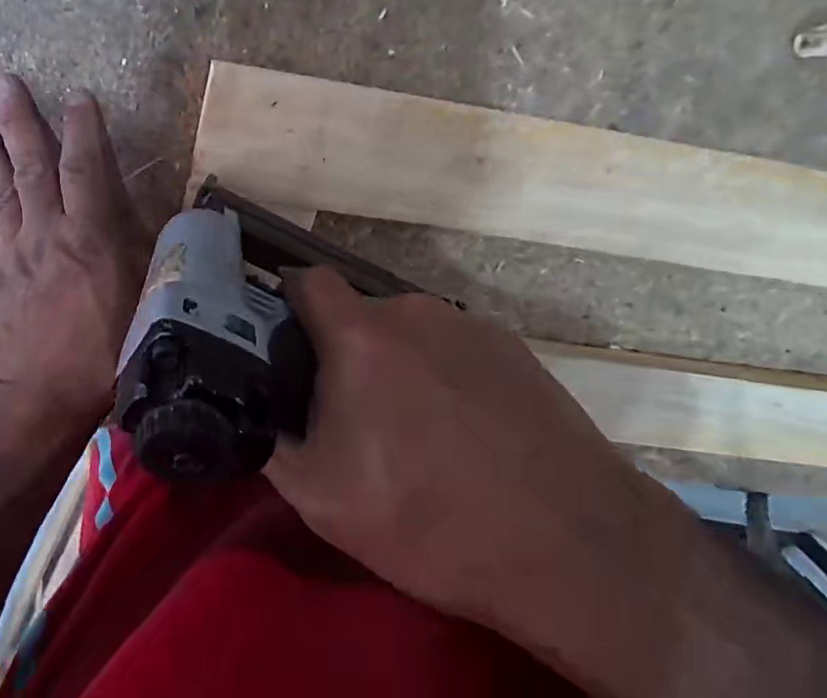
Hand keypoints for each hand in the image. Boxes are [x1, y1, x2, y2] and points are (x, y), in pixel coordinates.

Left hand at [0, 74, 152, 431]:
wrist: (47, 397)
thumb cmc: (110, 346)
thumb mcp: (147, 294)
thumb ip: (147, 247)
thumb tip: (156, 214)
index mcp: (90, 234)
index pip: (86, 168)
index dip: (83, 128)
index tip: (77, 95)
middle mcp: (48, 232)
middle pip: (32, 166)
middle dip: (19, 121)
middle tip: (2, 82)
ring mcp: (14, 253)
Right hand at [264, 268, 706, 648]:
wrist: (573, 546)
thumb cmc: (431, 518)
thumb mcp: (323, 498)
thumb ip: (272, 441)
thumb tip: (254, 412)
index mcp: (361, 336)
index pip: (306, 280)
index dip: (287, 303)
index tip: (285, 345)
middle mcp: (413, 312)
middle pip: (358, 315)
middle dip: (343, 353)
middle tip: (353, 416)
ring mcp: (469, 326)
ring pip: (408, 333)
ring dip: (396, 365)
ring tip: (416, 432)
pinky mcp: (513, 347)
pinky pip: (453, 349)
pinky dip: (444, 375)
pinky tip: (468, 433)